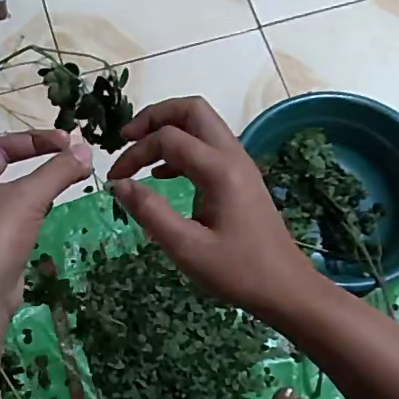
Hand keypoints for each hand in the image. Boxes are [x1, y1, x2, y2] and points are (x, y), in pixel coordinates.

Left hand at [0, 83, 91, 322]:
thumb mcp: (27, 199)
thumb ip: (57, 171)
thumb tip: (84, 150)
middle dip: (26, 143)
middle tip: (64, 143)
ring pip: (3, 180)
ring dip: (33, 169)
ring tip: (69, 165)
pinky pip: (10, 204)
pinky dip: (32, 194)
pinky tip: (56, 196)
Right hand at [108, 96, 317, 317]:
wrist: (284, 288)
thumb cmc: (236, 271)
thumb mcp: (185, 247)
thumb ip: (149, 212)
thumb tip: (118, 185)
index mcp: (219, 171)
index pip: (168, 139)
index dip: (134, 153)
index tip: (114, 179)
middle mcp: (232, 157)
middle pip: (192, 110)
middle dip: (154, 118)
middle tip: (125, 139)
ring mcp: (239, 165)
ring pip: (201, 125)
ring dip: (167, 130)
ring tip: (138, 154)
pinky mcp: (239, 178)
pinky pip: (207, 146)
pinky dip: (180, 149)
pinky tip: (161, 176)